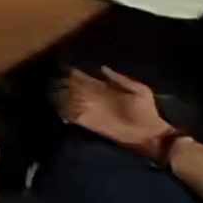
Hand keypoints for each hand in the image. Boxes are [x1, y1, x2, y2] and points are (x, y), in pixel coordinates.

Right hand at [59, 67, 173, 157]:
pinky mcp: (86, 121)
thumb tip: (102, 67)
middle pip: (70, 86)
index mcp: (102, 88)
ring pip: (66, 99)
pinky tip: (59, 107)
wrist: (150, 134)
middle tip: (54, 80)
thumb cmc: (146, 111)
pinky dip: (62, 111)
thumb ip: (121, 79)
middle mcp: (91, 97)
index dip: (73, 72)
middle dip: (61, 82)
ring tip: (52, 92)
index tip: (64, 68)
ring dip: (59, 96)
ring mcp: (88, 109)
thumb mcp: (140, 91)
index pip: (83, 78)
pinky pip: (69, 114)